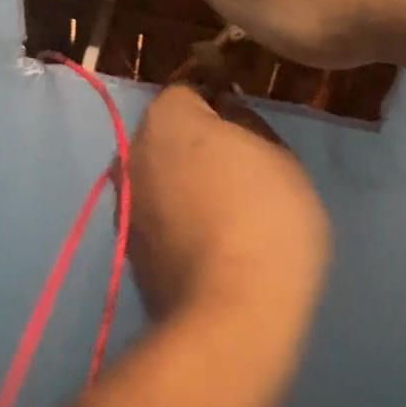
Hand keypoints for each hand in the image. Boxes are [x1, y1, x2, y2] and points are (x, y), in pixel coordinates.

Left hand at [127, 82, 329, 320]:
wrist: (232, 315)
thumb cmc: (265, 218)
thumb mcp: (280, 156)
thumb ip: (247, 124)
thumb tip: (228, 115)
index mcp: (166, 117)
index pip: (190, 91)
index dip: (219, 105)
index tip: (247, 130)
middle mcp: (132, 152)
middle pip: (168, 134)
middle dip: (197, 145)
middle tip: (241, 171)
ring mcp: (125, 202)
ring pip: (160, 176)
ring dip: (183, 184)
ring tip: (226, 213)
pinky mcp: (128, 248)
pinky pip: (157, 216)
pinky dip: (177, 221)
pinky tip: (210, 243)